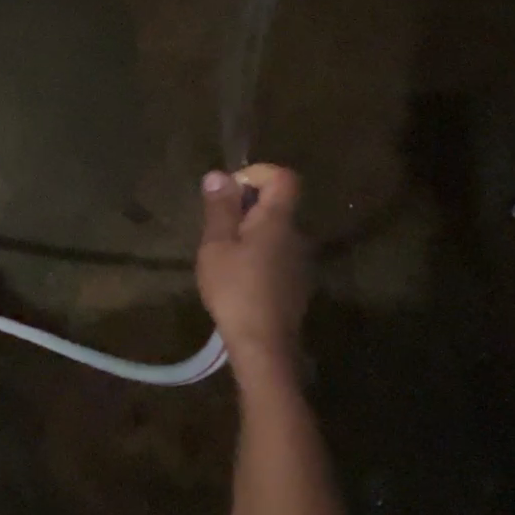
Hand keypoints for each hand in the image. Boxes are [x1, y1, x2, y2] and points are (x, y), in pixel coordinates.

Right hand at [197, 165, 310, 365]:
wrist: (263, 340)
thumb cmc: (234, 288)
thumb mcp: (216, 246)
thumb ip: (220, 209)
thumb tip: (219, 174)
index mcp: (278, 220)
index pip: (283, 177)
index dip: (255, 174)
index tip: (227, 192)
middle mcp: (297, 234)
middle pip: (277, 204)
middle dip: (244, 206)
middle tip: (213, 230)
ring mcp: (301, 259)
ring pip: (275, 230)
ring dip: (249, 232)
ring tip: (220, 256)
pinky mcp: (297, 280)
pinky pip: (277, 252)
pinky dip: (257, 253)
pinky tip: (237, 278)